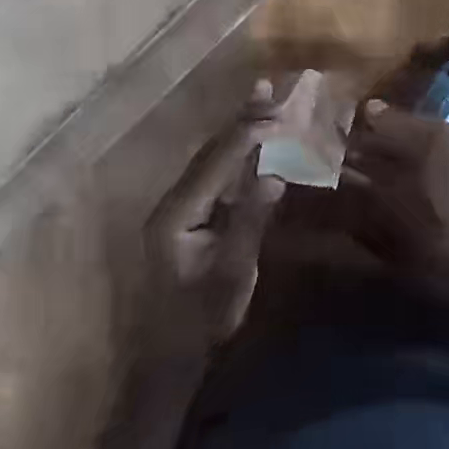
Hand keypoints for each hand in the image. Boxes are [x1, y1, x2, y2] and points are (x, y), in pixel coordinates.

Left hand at [131, 83, 286, 369]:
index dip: (249, 132)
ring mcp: (178, 210)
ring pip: (211, 159)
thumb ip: (251, 223)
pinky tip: (250, 141)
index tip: (279, 109)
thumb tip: (275, 176)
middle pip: (211, 152)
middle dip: (242, 119)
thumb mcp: (231, 275)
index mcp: (178, 213)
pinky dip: (235, 152)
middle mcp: (173, 203)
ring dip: (237, 130)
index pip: (218, 161)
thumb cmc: (201, 321)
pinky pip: (214, 175)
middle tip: (268, 86)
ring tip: (260, 98)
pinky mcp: (187, 219)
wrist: (169, 361)